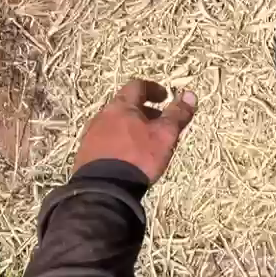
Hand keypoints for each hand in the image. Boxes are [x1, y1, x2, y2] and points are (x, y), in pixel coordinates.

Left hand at [74, 80, 198, 182]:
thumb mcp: (164, 134)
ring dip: (130, 127)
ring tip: (144, 142)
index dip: (154, 89)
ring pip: (114, 124)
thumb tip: (190, 95)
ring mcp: (91, 135)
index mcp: (121, 107)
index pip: (137, 86)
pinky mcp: (85, 154)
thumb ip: (177, 114)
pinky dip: (119, 142)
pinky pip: (105, 140)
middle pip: (124, 105)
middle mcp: (102, 116)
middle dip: (143, 111)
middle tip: (158, 123)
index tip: (165, 98)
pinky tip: (127, 157)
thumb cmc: (138, 156)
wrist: (103, 189)